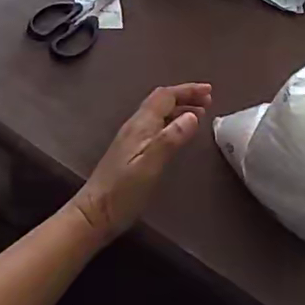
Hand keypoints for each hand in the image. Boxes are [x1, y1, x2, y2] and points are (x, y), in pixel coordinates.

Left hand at [67, 83, 211, 240]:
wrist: (94, 213)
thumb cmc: (123, 191)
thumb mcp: (150, 165)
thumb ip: (170, 139)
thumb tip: (193, 115)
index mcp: (141, 125)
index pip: (166, 96)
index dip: (188, 90)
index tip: (209, 90)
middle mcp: (136, 125)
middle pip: (162, 101)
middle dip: (186, 96)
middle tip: (208, 100)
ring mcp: (132, 137)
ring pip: (159, 113)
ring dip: (180, 108)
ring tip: (200, 113)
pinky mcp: (132, 150)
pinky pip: (156, 125)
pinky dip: (172, 121)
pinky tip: (179, 133)